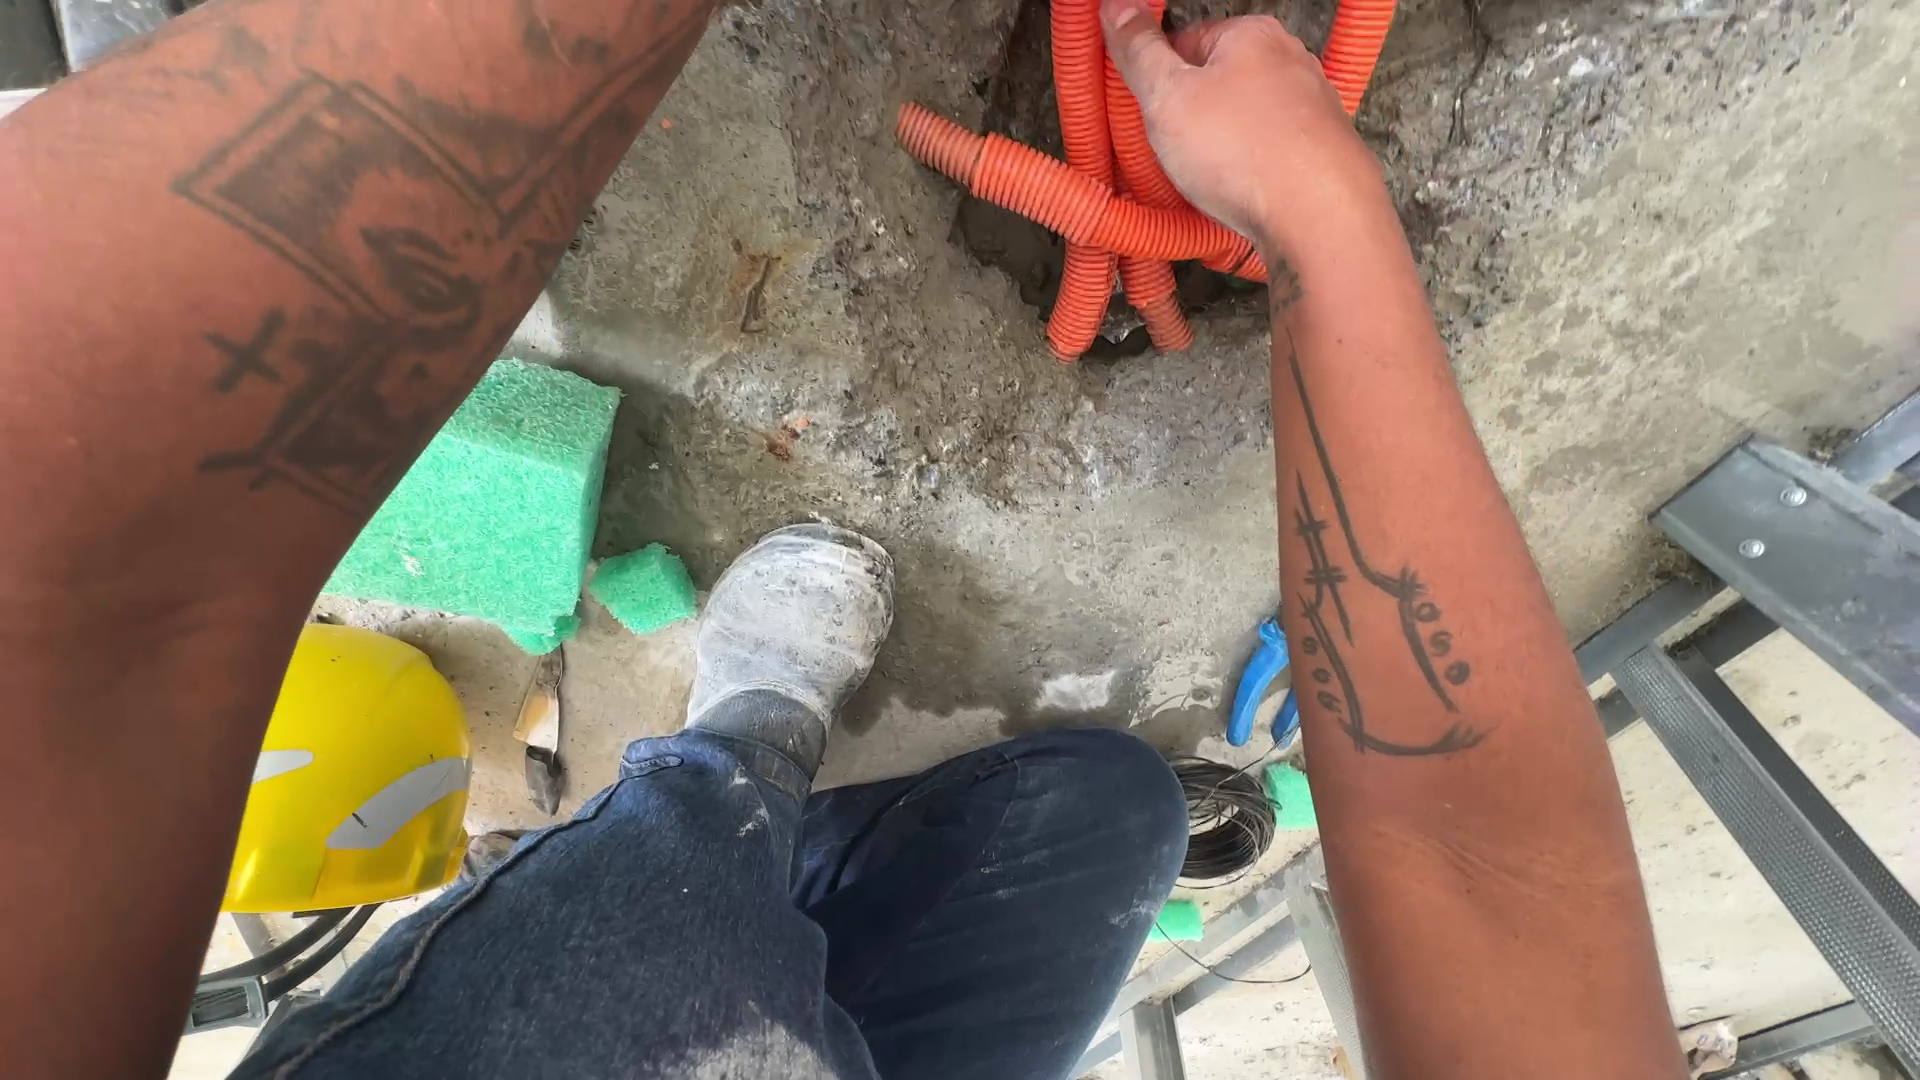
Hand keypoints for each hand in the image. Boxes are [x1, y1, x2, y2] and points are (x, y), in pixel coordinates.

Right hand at [1100, 0, 1383, 252]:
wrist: (1314, 210)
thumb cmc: (1242, 151)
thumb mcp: (1167, 99)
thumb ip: (1139, 53)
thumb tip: (1116, 7)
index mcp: (1249, 35)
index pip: (1185, 41)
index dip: (1156, 78)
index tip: (1143, 110)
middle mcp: (1287, 60)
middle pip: (1218, 82)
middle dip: (1189, 115)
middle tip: (1167, 150)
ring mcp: (1307, 105)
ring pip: (1244, 121)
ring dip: (1218, 146)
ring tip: (1201, 178)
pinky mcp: (1316, 149)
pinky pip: (1267, 153)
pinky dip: (1246, 170)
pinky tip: (1235, 192)